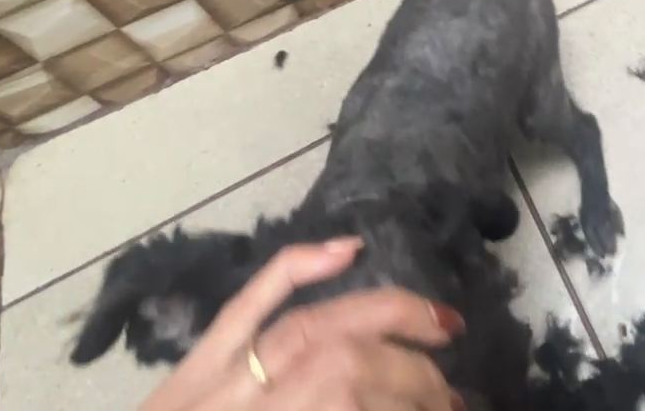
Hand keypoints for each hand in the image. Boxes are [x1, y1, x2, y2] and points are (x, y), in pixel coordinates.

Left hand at [141, 237, 466, 410]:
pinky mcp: (192, 365)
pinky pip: (247, 303)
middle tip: (452, 393)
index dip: (405, 402)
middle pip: (338, 364)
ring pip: (310, 323)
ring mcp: (206, 381)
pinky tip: (350, 249)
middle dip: (411, 373)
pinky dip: (300, 266)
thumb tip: (390, 406)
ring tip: (438, 325)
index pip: (345, 400)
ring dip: (385, 315)